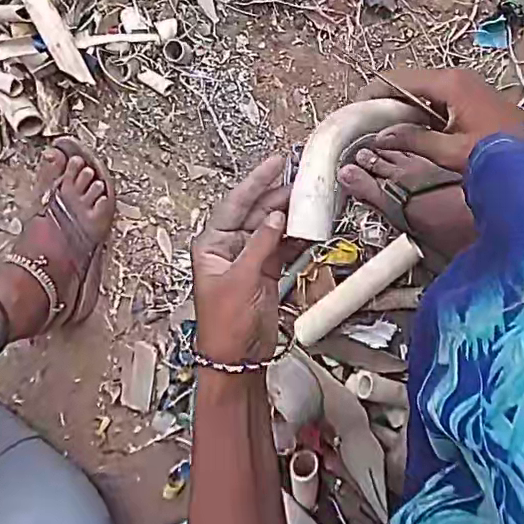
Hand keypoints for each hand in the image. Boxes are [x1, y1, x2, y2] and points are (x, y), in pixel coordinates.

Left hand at [191, 154, 306, 363]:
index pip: (236, 203)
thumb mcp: (241, 279)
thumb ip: (260, 244)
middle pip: (256, 211)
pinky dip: (297, 237)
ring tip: (310, 200)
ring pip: (273, 226)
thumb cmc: (226, 325)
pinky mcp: (266, 270)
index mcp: (213, 244)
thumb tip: (276, 216)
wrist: (239, 360)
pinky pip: (283, 245)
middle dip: (279, 196)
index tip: (275, 163)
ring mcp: (250, 257)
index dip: (256, 181)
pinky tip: (310, 228)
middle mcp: (230, 246)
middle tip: (302, 181)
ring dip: (291, 215)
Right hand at [358, 69, 523, 171]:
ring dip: (398, 106)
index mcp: (448, 84)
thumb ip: (414, 141)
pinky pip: (430, 96)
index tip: (356, 111)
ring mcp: (460, 83)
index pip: (397, 79)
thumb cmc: (498, 149)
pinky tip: (407, 129)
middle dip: (383, 100)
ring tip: (381, 128)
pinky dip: (415, 109)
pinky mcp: (465, 94)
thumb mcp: (452, 152)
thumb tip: (381, 137)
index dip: (372, 93)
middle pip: (405, 81)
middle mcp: (452, 76)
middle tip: (365, 123)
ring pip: (417, 89)